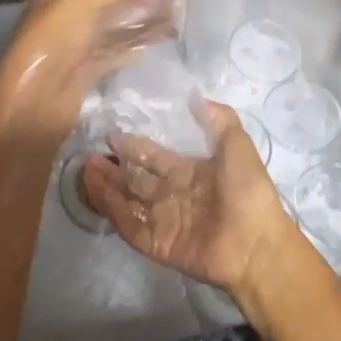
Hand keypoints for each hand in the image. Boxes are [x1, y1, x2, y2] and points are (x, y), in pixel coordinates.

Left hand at [0, 0, 179, 141]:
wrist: (32, 106)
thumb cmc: (51, 45)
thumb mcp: (79, 4)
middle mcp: (70, 9)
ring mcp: (79, 39)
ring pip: (119, 18)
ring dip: (147, 11)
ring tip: (177, 8)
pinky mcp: (88, 65)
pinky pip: (119, 47)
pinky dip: (139, 40)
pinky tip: (161, 37)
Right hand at [80, 100, 302, 297]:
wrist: (256, 242)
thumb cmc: (247, 190)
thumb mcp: (237, 144)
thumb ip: (218, 120)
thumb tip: (195, 96)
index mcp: (190, 173)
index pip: (154, 157)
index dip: (135, 147)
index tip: (112, 137)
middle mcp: (173, 195)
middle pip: (136, 181)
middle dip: (113, 169)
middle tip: (88, 156)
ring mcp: (164, 221)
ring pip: (127, 201)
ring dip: (106, 187)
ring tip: (84, 171)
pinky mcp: (157, 244)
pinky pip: (130, 225)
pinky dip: (112, 210)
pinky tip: (95, 193)